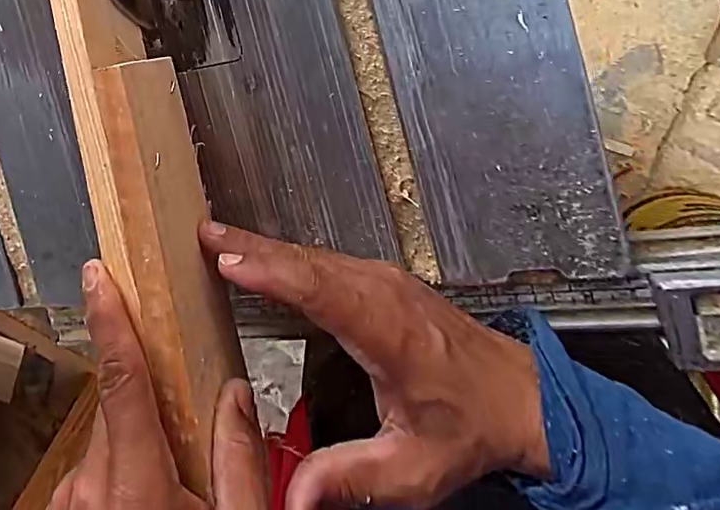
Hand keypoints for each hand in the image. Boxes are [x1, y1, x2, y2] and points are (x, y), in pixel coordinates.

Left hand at [51, 261, 268, 509]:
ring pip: (108, 435)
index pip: (120, 378)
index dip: (109, 318)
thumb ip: (239, 462)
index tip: (98, 276)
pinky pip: (94, 468)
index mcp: (135, 487)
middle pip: (118, 403)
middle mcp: (90, 489)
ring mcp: (71, 504)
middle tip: (187, 428)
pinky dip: (120, 468)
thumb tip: (236, 397)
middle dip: (150, 394)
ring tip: (172, 484)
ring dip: (137, 438)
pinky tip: (146, 499)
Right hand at [200, 223, 548, 509]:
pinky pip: (325, 261)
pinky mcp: (379, 281)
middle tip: (206, 235)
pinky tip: (266, 257)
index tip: (229, 258)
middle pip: (308, 262)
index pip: (322, 290)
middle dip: (254, 247)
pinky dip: (289, 256)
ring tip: (221, 240)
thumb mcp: (414, 470)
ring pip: (314, 256)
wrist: (513, 392)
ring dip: (267, 247)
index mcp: (390, 331)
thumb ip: (351, 478)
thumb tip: (292, 497)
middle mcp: (383, 292)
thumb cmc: (469, 424)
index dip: (272, 271)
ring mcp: (382, 280)